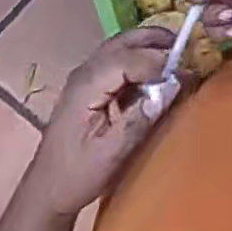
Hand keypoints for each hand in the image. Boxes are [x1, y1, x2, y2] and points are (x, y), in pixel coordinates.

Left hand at [27, 27, 176, 216]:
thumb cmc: (76, 175)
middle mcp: (85, 72)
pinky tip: (155, 74)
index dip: (158, 62)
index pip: (127, 59)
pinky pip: (118, 59)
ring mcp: (85, 76)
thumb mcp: (110, 154)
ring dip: (148, 46)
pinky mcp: (90, 84)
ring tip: (175, 56)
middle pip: (123, 42)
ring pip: (120, 46)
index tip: (184, 73)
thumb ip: (139, 119)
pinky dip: (140, 57)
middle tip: (185, 47)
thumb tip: (172, 88)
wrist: (46, 190)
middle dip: (155, 40)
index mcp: (87, 85)